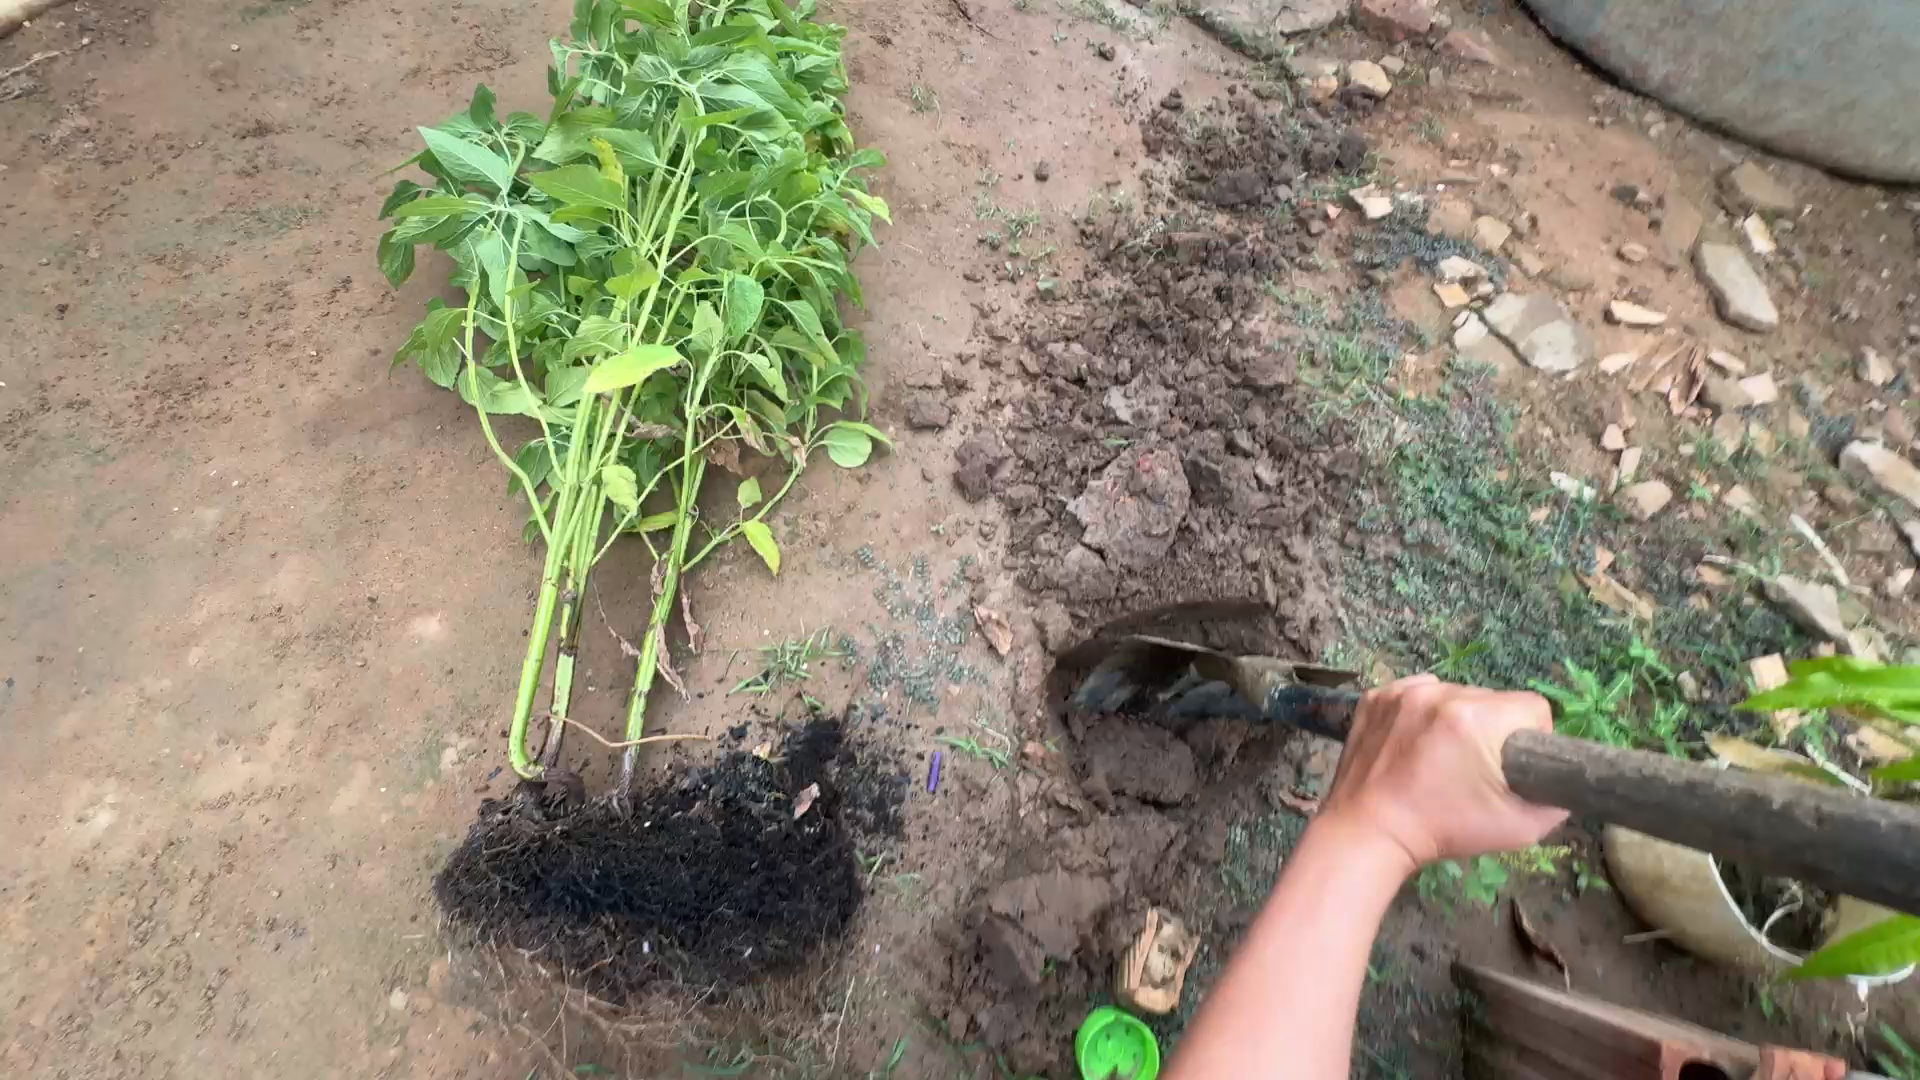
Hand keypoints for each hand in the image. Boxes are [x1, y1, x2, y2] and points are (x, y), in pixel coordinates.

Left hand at [1318, 674, 1567, 874]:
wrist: (1371, 826)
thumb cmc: (1446, 828)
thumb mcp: (1523, 826)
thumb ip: (1557, 796)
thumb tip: (1560, 775)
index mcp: (1475, 718)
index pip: (1532, 707)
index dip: (1533, 737)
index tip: (1513, 762)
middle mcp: (1436, 694)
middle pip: (1490, 698)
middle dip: (1493, 728)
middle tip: (1474, 765)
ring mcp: (1399, 692)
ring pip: (1452, 692)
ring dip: (1457, 716)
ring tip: (1443, 753)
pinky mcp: (1374, 696)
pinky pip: (1414, 692)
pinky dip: (1422, 710)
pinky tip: (1415, 739)